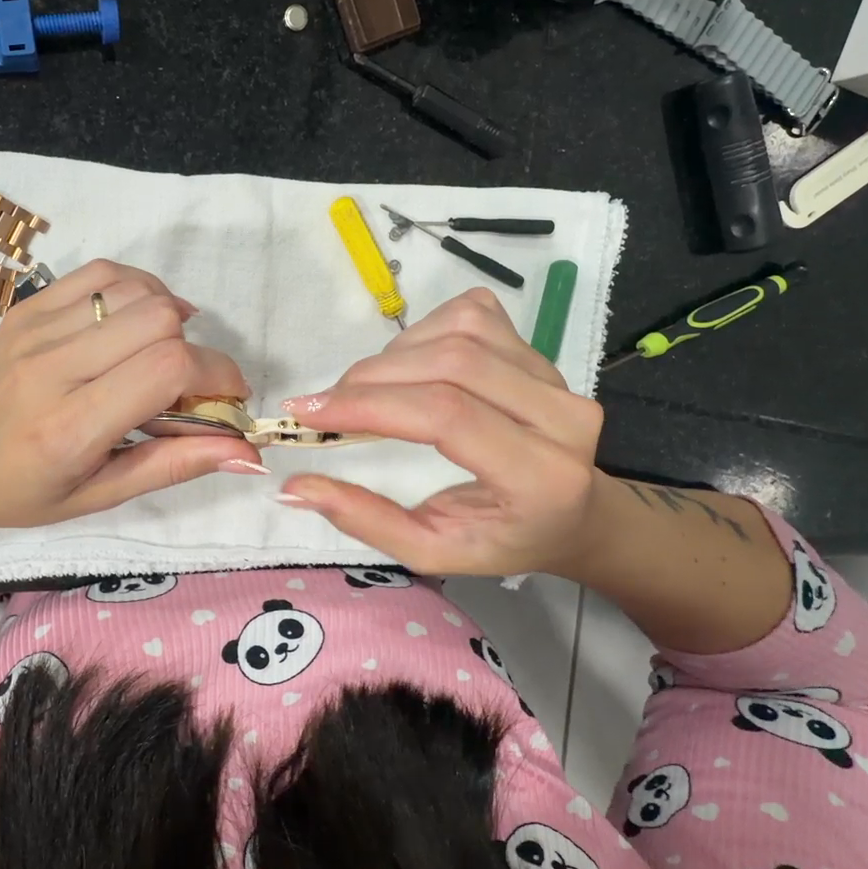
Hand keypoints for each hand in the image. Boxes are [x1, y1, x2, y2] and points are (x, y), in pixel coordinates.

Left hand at [0, 260, 265, 530]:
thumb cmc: (18, 492)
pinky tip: (140, 321)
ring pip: (135, 290)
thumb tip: (248, 454)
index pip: (166, 370)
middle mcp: (53, 367)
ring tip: (166, 356)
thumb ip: (173, 466)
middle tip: (193, 388)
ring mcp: (36, 328)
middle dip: (198, 352)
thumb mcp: (97, 496)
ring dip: (170, 320)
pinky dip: (138, 290)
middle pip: (159, 320)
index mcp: (70, 427)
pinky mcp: (28, 307)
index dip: (217, 375)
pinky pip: (103, 273)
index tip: (230, 399)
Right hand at [277, 288, 606, 576]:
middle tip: (324, 405)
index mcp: (540, 475)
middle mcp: (560, 415)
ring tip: (368, 392)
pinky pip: (470, 316)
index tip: (309, 412)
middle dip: (369, 379)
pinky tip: (409, 366)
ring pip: (457, 333)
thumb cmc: (503, 538)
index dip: (371, 405)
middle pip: (449, 365)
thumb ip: (367, 521)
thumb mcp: (434, 552)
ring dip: (393, 356)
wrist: (574, 513)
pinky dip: (422, 333)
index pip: (447, 416)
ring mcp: (553, 374)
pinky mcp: (538, 349)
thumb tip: (293, 489)